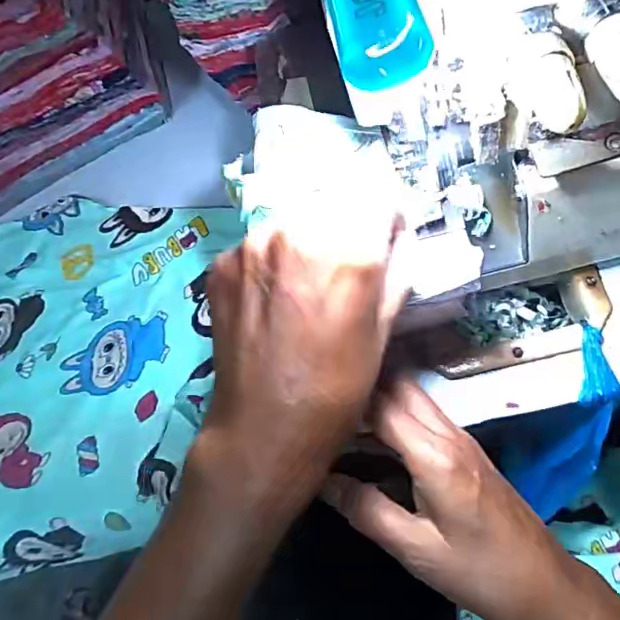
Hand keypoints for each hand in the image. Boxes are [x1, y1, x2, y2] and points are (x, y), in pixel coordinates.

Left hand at [187, 219, 408, 516]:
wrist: (262, 429)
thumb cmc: (336, 389)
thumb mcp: (383, 330)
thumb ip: (396, 270)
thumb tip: (397, 237)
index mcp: (345, 251)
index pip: (376, 190)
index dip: (385, 211)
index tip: (385, 233)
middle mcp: (295, 233)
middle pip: (332, 195)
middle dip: (346, 218)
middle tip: (347, 256)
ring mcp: (251, 245)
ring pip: (293, 214)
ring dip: (307, 232)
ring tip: (308, 278)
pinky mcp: (221, 262)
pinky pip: (259, 240)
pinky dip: (273, 255)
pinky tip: (275, 293)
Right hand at [321, 379, 618, 619]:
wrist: (547, 585)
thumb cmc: (480, 573)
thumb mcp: (417, 550)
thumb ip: (366, 510)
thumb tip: (322, 482)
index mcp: (434, 455)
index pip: (381, 404)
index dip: (344, 398)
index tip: (309, 403)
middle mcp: (449, 433)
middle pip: (399, 386)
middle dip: (360, 388)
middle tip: (320, 408)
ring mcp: (461, 438)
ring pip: (412, 397)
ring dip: (377, 401)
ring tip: (336, 422)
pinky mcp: (466, 450)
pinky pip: (423, 416)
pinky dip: (394, 417)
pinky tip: (371, 442)